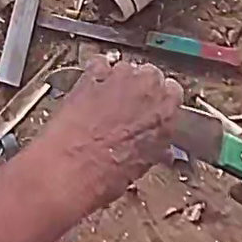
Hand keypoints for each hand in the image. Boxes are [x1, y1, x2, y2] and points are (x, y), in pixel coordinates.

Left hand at [36, 56, 180, 204]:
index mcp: (165, 112)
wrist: (69, 169)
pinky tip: (89, 90)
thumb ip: (155, 144)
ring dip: (118, 80)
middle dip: (140, 87)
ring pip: (125, 68)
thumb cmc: (103, 176)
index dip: (159, 99)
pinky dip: (95, 74)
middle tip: (126, 105)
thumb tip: (156, 146)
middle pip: (150, 75)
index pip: (173, 92)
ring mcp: (120, 77)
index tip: (151, 106)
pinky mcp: (94, 73)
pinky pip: (99, 64)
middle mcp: (148, 89)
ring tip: (104, 101)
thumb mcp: (142, 166)